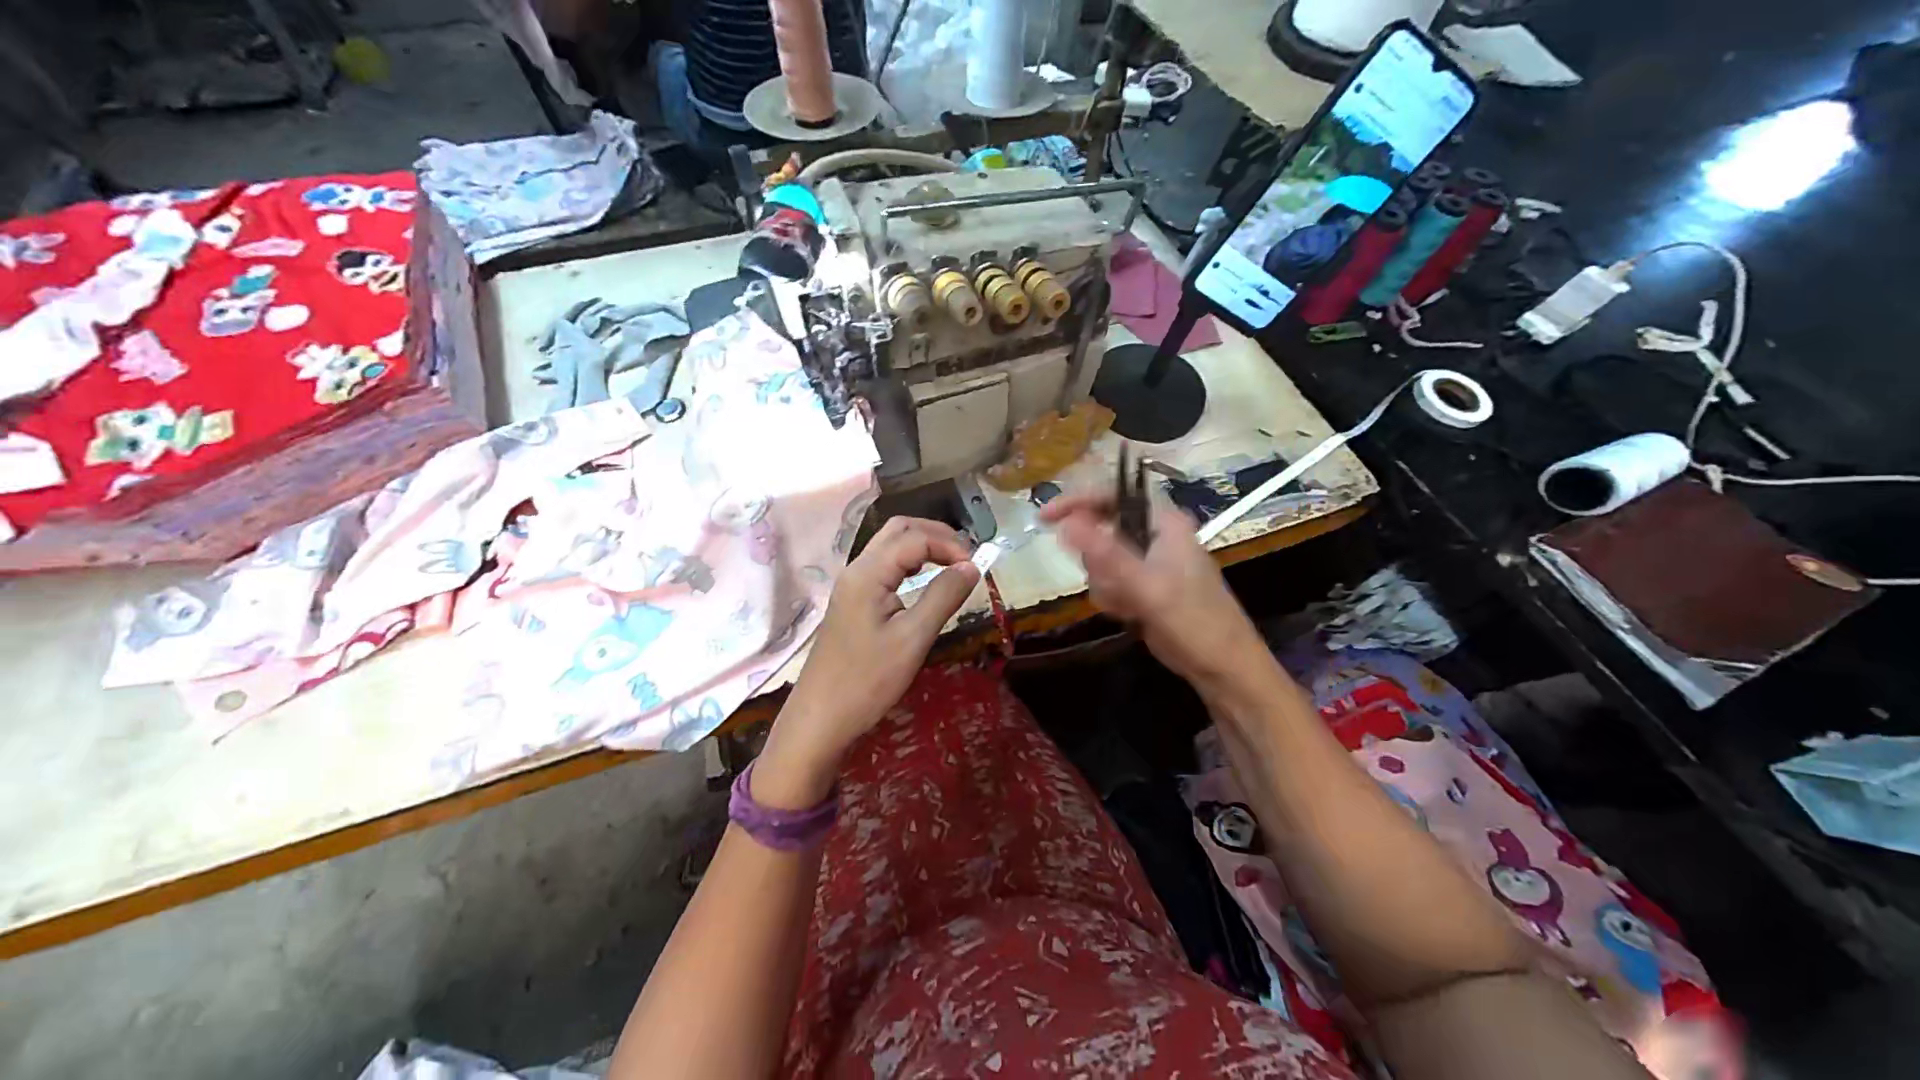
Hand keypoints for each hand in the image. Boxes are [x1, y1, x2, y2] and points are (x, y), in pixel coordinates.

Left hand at [754, 516, 979, 807]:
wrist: (821, 716)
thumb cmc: (867, 680)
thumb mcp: (913, 639)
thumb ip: (943, 597)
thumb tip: (971, 566)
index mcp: (868, 573)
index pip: (915, 538)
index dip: (950, 545)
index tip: (978, 567)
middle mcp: (857, 569)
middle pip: (898, 531)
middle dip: (936, 535)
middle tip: (967, 556)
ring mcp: (852, 585)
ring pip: (890, 547)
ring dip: (923, 547)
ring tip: (954, 564)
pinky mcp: (853, 601)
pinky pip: (884, 567)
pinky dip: (910, 564)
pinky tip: (926, 581)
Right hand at [1039, 489, 1266, 688]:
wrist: (1221, 667)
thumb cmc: (1194, 621)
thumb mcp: (1147, 586)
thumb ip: (1106, 554)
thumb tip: (1066, 523)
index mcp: (1164, 522)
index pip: (1111, 496)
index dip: (1076, 502)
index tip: (1044, 518)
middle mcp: (1154, 535)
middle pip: (1099, 531)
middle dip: (1098, 563)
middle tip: (1114, 586)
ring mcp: (1147, 562)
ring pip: (1099, 562)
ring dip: (1106, 586)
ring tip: (1130, 606)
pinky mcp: (1141, 587)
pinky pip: (1108, 583)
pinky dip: (1112, 599)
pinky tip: (1131, 615)